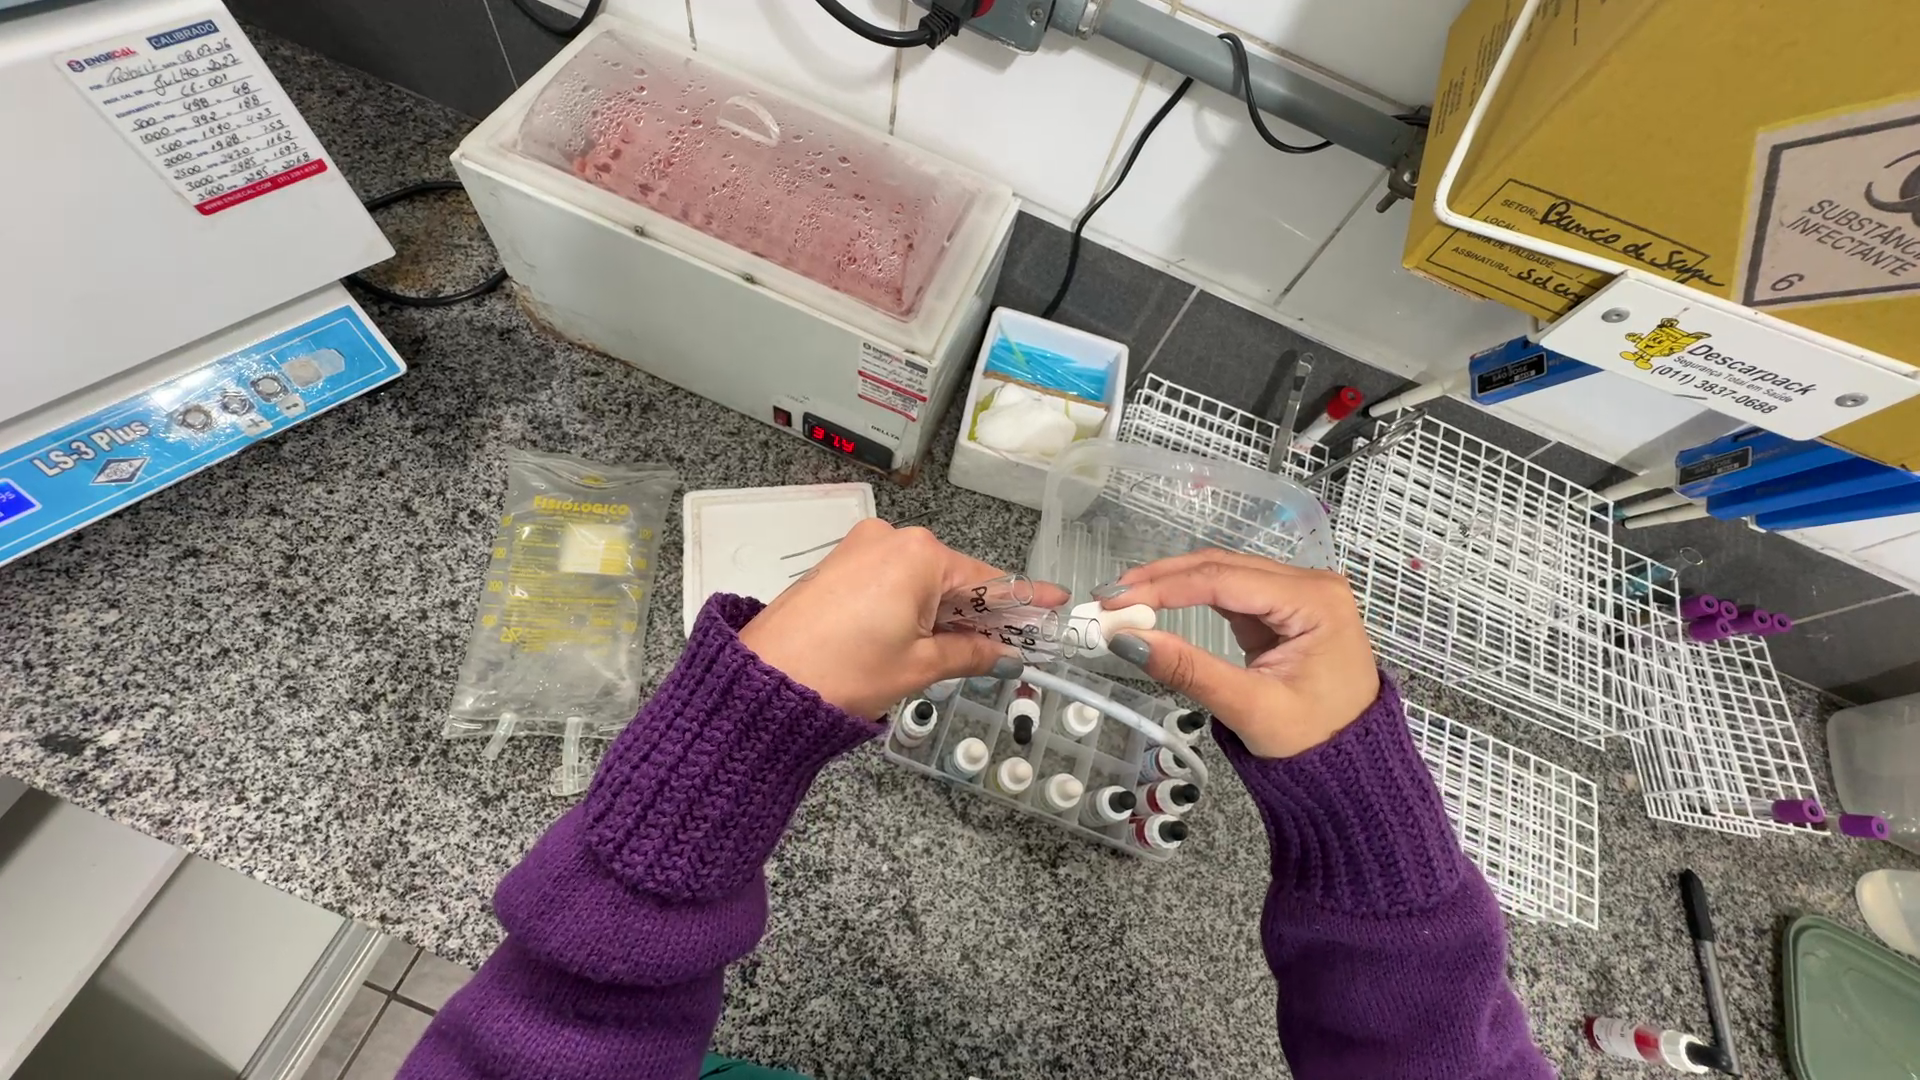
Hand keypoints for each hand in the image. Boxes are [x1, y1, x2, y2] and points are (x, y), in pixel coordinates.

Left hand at [739, 520, 1064, 717]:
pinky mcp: (839, 565)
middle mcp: (892, 538)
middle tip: (1009, 644)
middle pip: (954, 578)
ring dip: (945, 613)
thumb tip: (1002, 652)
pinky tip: (922, 636)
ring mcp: (861, 548)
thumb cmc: (842, 671)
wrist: (763, 682)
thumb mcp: (919, 666)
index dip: (1024, 599)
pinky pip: (892, 581)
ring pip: (921, 581)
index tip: (1055, 601)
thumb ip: (970, 652)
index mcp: (920, 554)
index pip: (988, 580)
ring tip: (963, 651)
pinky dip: (913, 607)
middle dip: (980, 612)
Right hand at [1100, 550, 1378, 757]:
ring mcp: (1295, 594)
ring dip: (1171, 583)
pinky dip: (1189, 597)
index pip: (1224, 579)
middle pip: (1221, 566)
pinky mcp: (1280, 609)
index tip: (1115, 600)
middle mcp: (1309, 584)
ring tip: (1125, 597)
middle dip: (1161, 578)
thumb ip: (1189, 669)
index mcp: (1315, 600)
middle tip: (1109, 595)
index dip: (1164, 587)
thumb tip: (1126, 640)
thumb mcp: (1250, 707)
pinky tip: (1157, 602)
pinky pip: (1228, 592)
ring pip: (1221, 574)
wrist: (1353, 769)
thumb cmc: (1315, 742)